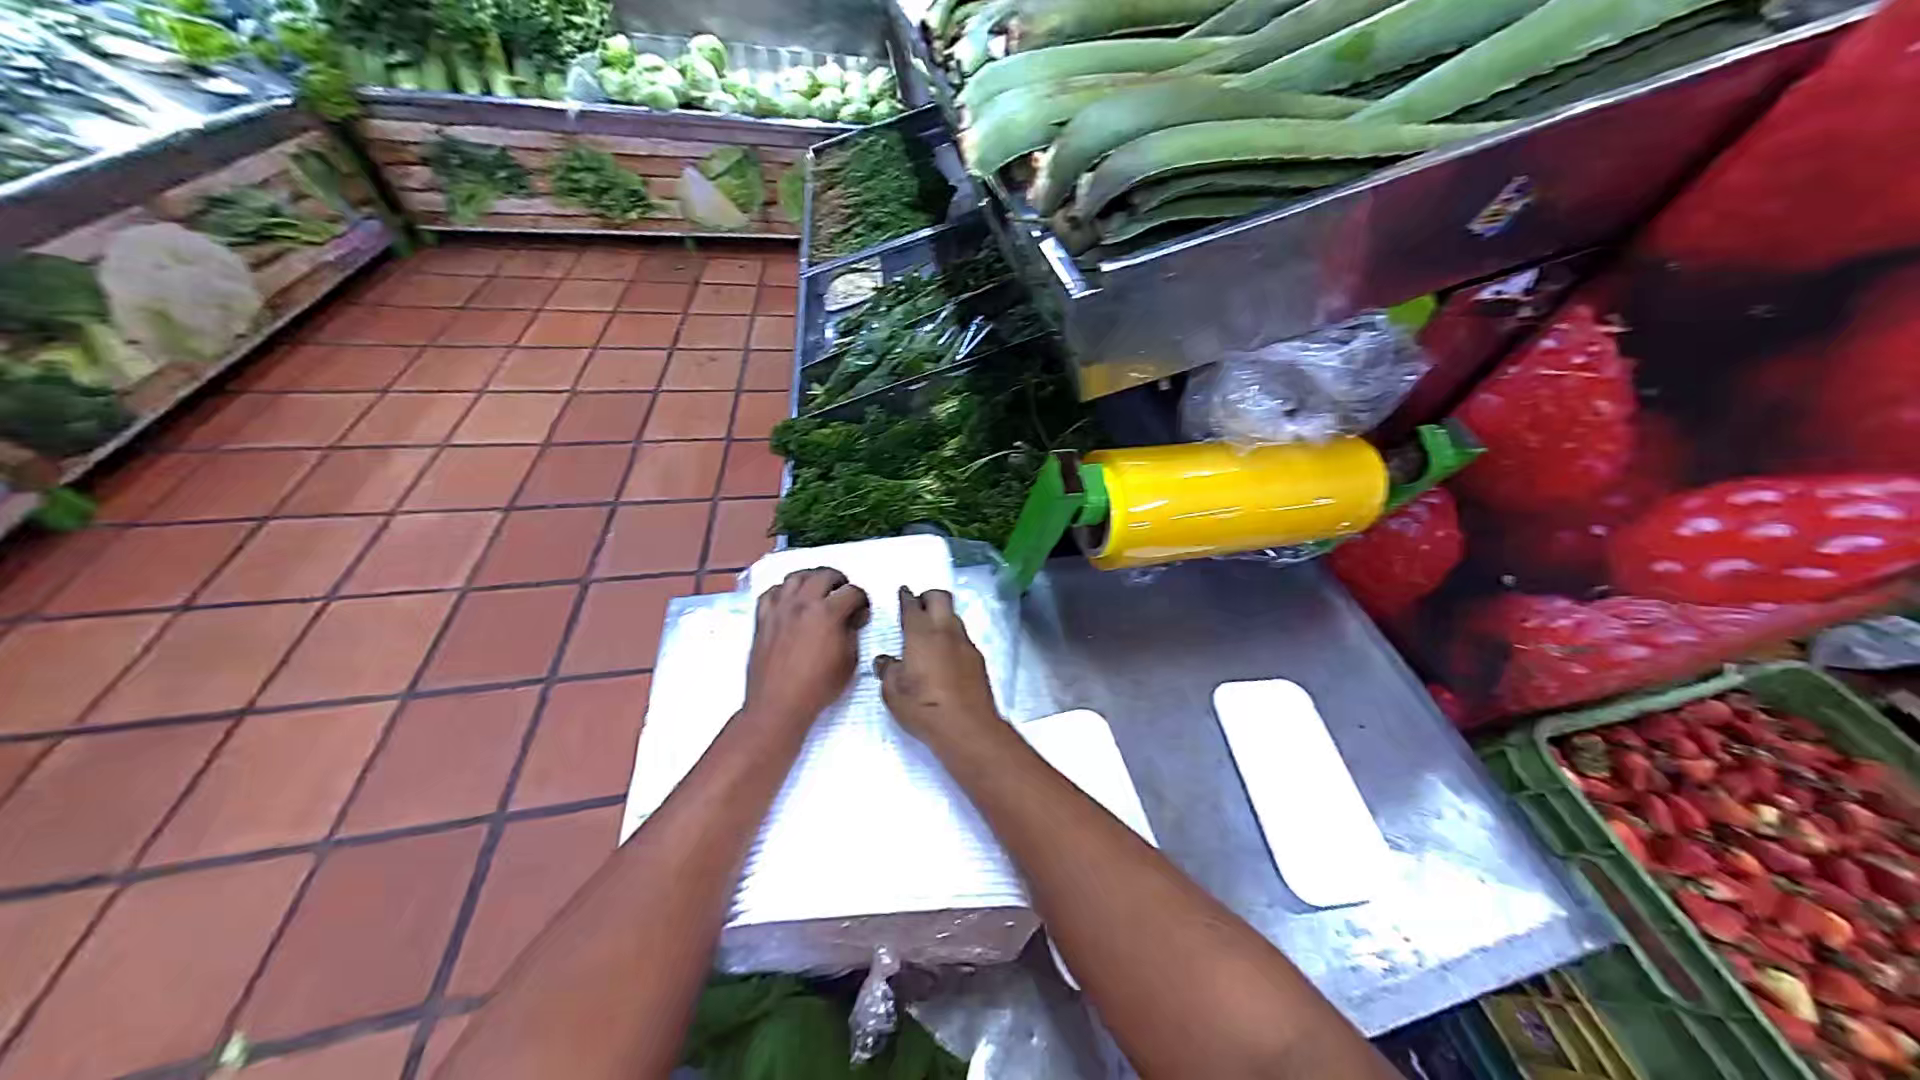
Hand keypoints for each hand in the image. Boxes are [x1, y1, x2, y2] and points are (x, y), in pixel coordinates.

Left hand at [744, 569, 868, 727]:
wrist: (778, 704)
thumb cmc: (818, 687)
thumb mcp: (848, 661)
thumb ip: (853, 633)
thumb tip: (853, 618)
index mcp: (827, 613)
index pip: (852, 592)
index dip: (862, 600)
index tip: (862, 610)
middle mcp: (802, 604)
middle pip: (824, 574)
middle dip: (839, 580)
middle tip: (843, 592)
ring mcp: (779, 609)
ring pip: (796, 577)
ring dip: (811, 579)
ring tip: (818, 590)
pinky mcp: (762, 618)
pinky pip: (771, 592)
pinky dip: (783, 591)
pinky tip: (790, 600)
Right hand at [876, 588, 999, 749]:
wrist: (966, 726)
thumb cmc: (923, 707)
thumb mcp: (893, 691)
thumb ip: (888, 670)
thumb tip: (886, 661)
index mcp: (921, 633)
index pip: (912, 605)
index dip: (906, 597)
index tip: (903, 593)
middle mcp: (946, 632)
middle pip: (941, 598)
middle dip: (928, 597)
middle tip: (918, 606)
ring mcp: (965, 645)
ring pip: (954, 618)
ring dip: (942, 619)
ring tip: (930, 635)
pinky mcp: (978, 661)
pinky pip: (963, 640)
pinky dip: (953, 641)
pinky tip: (945, 658)